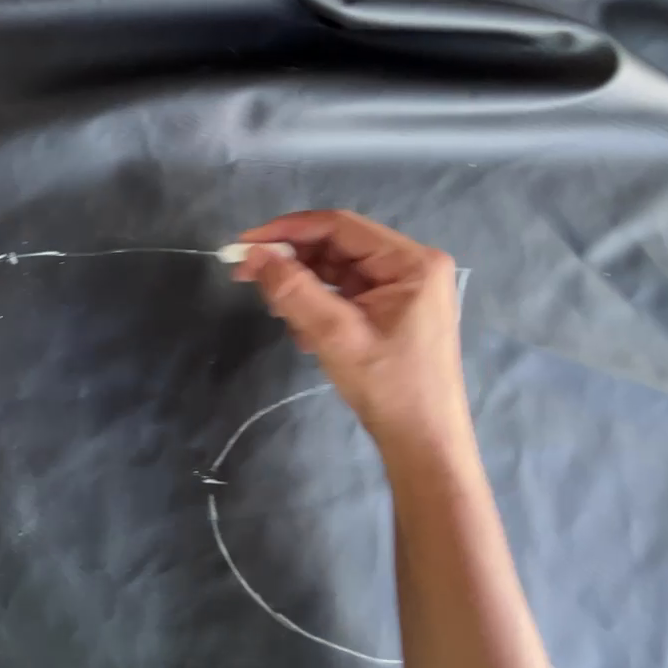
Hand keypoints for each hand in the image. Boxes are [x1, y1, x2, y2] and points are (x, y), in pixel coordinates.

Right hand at [232, 210, 471, 455]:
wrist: (423, 440)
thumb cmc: (388, 385)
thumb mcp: (334, 335)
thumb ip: (293, 290)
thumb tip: (253, 255)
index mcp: (410, 262)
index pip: (338, 226)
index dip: (287, 230)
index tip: (245, 243)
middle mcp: (409, 266)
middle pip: (334, 245)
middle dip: (289, 259)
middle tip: (245, 275)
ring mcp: (400, 288)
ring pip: (333, 268)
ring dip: (299, 284)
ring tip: (276, 310)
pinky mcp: (388, 308)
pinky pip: (340, 290)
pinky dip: (313, 302)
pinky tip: (300, 328)